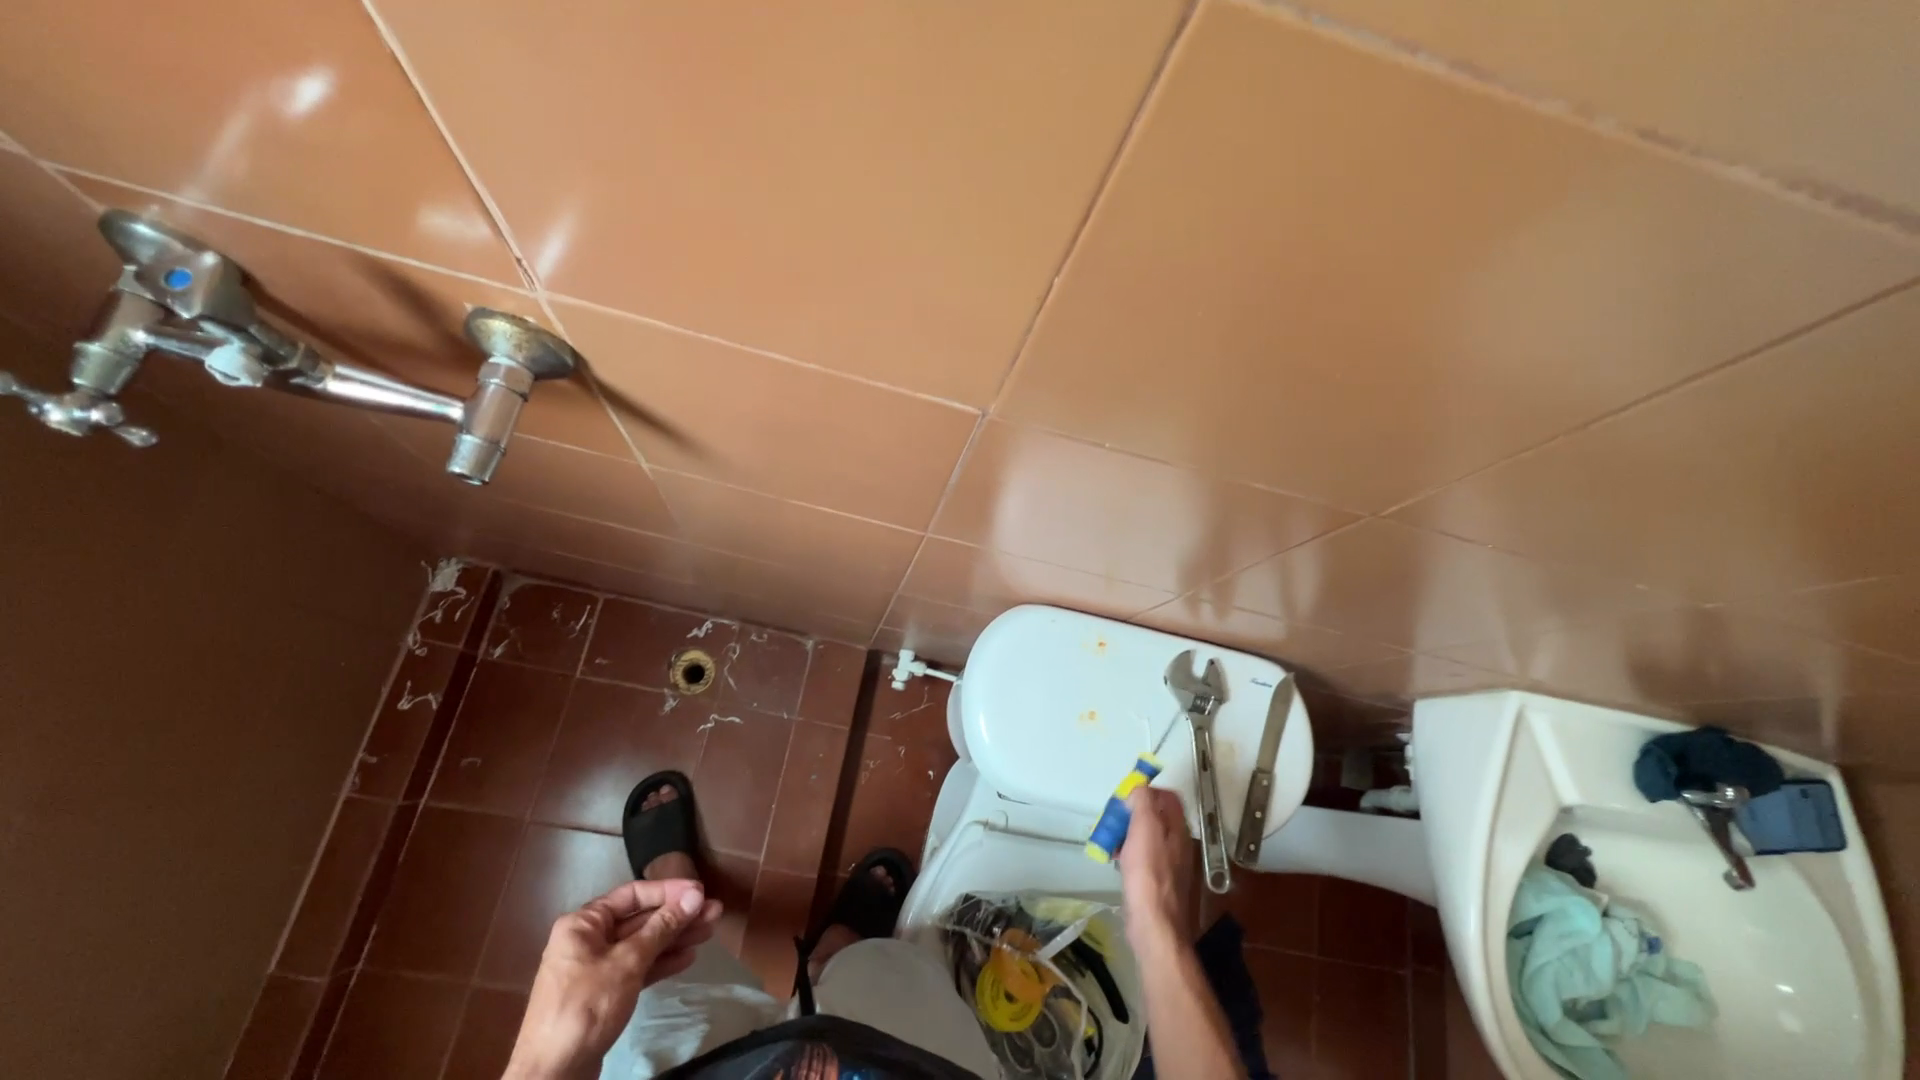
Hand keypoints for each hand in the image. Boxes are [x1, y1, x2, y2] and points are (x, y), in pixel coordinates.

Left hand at [504, 878, 723, 1079]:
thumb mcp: (627, 963)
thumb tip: (693, 896)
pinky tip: (688, 958)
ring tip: (709, 932)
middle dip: (677, 916)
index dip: (668, 891)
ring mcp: (595, 969)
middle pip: (639, 919)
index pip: (632, 894)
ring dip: (674, 938)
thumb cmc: (587, 1007)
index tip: (701, 892)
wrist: (553, 1074)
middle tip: (714, 912)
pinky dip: (661, 962)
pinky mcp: (604, 994)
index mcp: (583, 924)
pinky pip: (637, 969)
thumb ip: (661, 928)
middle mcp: (588, 940)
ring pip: (642, 945)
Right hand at [1118, 787, 1193, 942]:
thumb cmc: (1148, 875)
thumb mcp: (1144, 830)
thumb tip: (1139, 788)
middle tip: (1113, 818)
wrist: (1154, 925)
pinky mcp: (1158, 882)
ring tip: (1110, 839)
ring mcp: (1169, 864)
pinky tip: (1116, 860)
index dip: (1148, 791)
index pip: (1169, 797)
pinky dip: (1129, 852)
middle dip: (1133, 813)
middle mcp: (1178, 844)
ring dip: (1128, 833)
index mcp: (1178, 829)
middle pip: (1156, 816)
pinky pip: (1143, 857)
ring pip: (1148, 837)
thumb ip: (1143, 804)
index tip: (1126, 796)